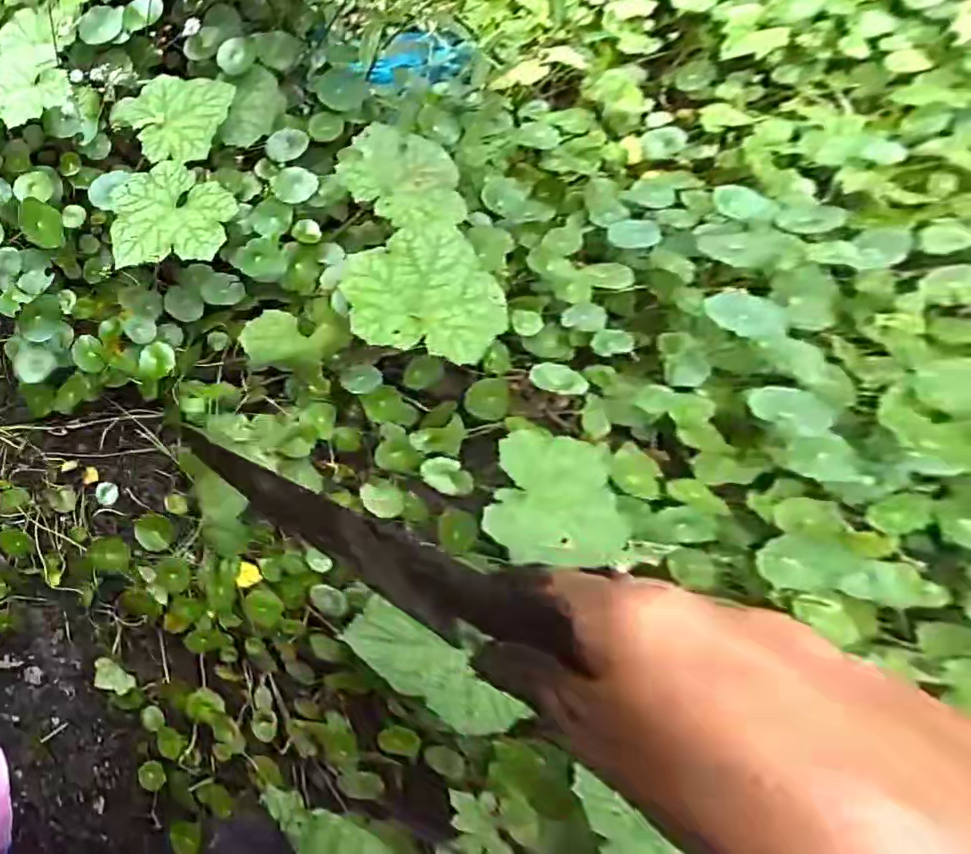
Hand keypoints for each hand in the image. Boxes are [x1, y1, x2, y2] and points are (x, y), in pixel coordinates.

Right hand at [479, 572, 970, 853]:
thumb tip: (494, 653)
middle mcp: (704, 602)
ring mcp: (797, 635)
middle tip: (611, 701)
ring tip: (711, 738)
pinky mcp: (879, 679)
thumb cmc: (714, 790)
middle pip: (632, 610)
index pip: (545, 584)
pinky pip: (794, 674)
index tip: (504, 635)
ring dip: (693, 670)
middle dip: (611, 643)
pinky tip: (795, 758)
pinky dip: (771, 698)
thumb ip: (540, 686)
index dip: (517, 606)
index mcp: (631, 609)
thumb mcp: (604, 746)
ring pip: (714, 640)